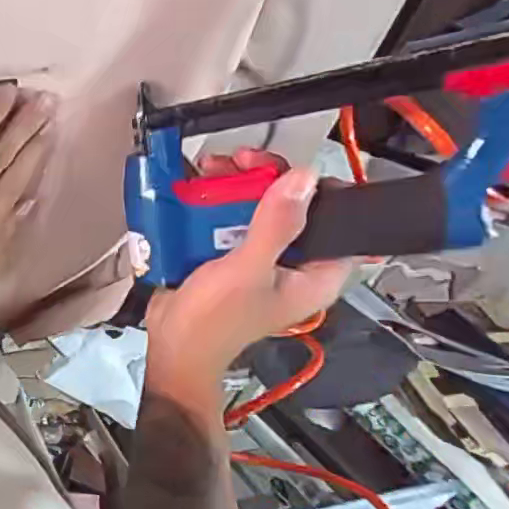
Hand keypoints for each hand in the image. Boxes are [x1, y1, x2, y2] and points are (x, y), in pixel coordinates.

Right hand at [144, 156, 351, 412]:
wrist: (170, 346)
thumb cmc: (214, 319)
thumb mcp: (247, 270)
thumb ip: (276, 225)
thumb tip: (304, 177)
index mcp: (317, 274)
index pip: (338, 220)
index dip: (320, 190)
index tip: (288, 171)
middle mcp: (294, 265)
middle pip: (293, 210)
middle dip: (266, 182)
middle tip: (239, 162)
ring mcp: (259, 261)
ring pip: (258, 212)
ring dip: (235, 189)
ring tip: (210, 170)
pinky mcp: (227, 259)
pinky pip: (229, 223)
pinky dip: (215, 206)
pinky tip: (198, 189)